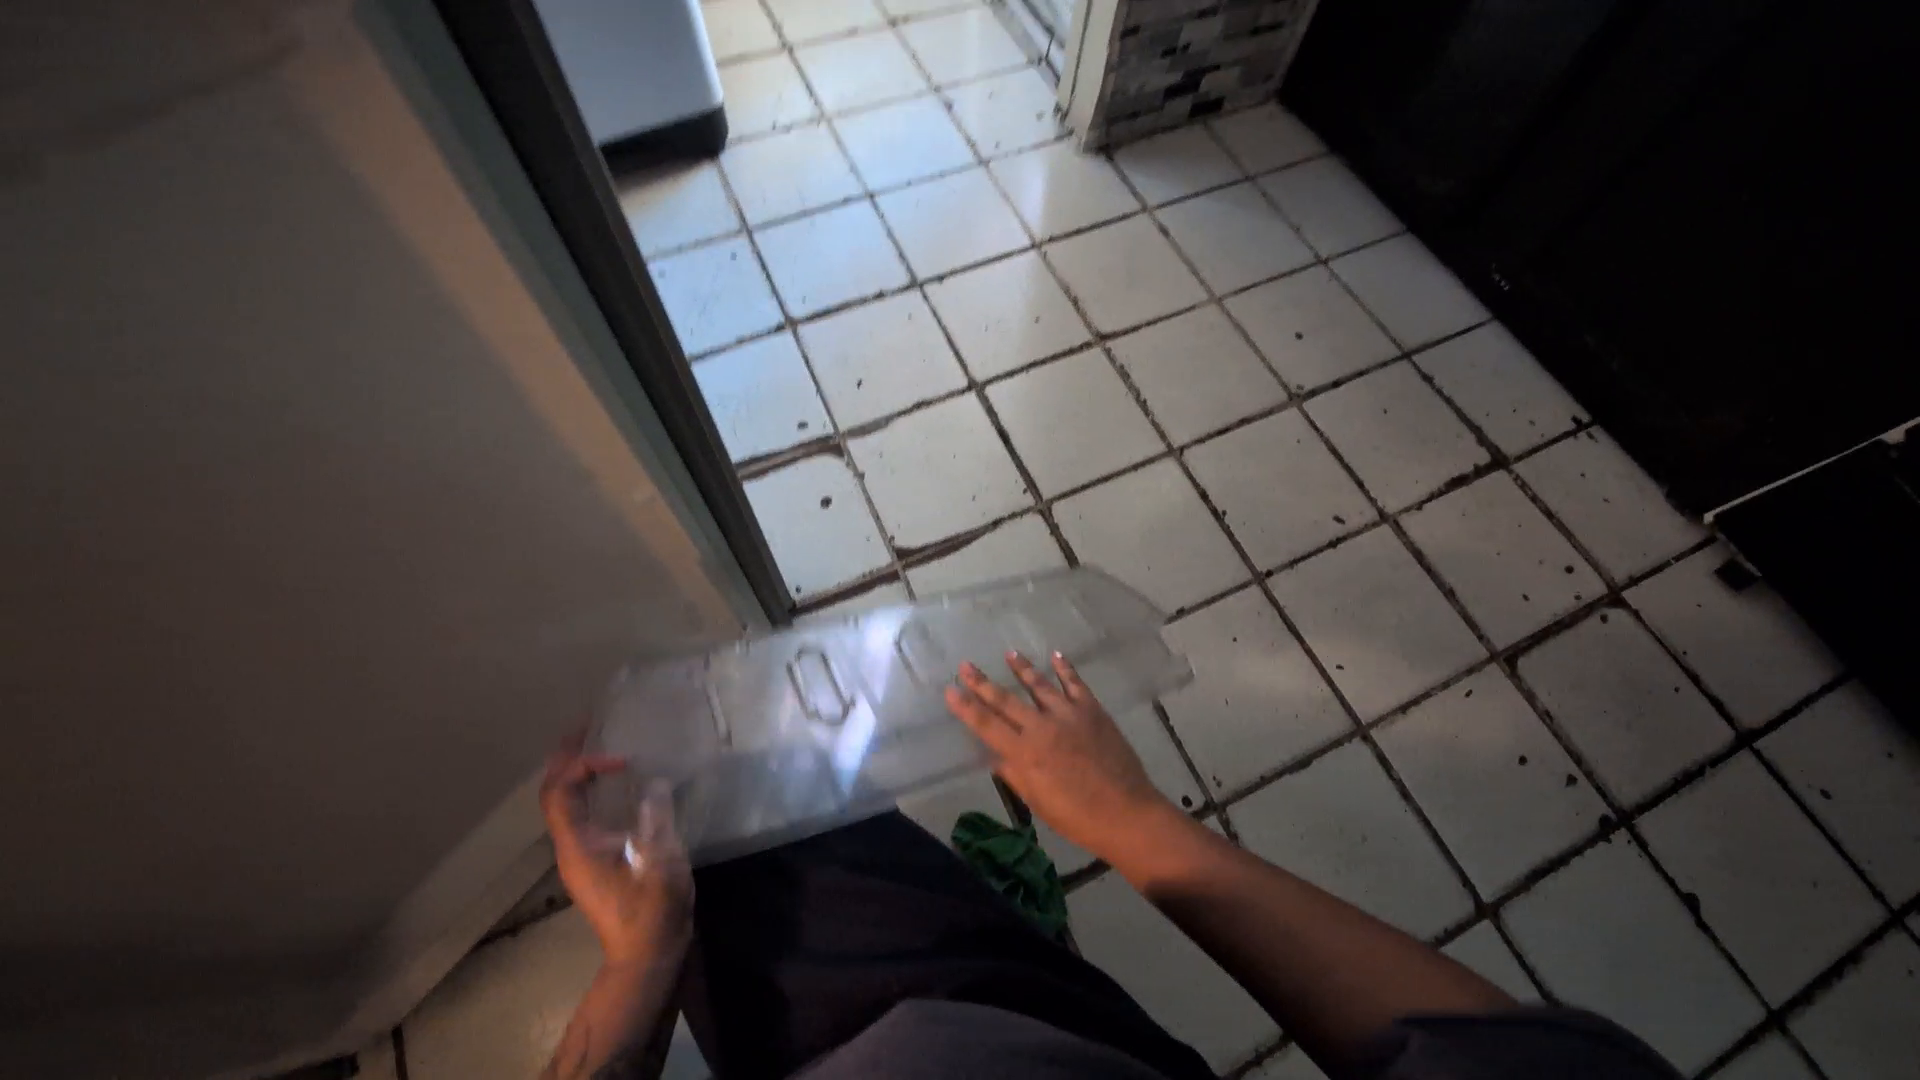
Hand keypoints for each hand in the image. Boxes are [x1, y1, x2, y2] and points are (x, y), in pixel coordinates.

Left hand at [539, 738, 693, 972]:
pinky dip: (595, 791)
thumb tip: (655, 782)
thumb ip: (656, 817)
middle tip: (589, 726)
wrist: (647, 955)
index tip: (622, 760)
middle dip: (568, 758)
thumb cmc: (651, 910)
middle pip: (556, 793)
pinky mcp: (598, 861)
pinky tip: (621, 785)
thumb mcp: (659, 860)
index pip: (560, 791)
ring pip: (568, 804)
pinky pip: (585, 815)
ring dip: (579, 773)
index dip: (583, 765)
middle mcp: (571, 847)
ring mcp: (582, 855)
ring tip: (603, 747)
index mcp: (577, 845)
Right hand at [945, 652, 1180, 862]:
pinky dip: (1065, 669)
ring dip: (1022, 668)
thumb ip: (1015, 775)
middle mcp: (1042, 728)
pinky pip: (1075, 684)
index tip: (950, 690)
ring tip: (1010, 653)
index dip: (966, 707)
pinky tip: (1056, 656)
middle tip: (965, 665)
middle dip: (982, 682)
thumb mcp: (1037, 802)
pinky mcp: (1093, 711)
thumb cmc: (1077, 817)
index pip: (987, 725)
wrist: (1126, 813)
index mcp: (1025, 754)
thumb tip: (996, 757)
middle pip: (1006, 700)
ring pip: (1039, 685)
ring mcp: (1069, 715)